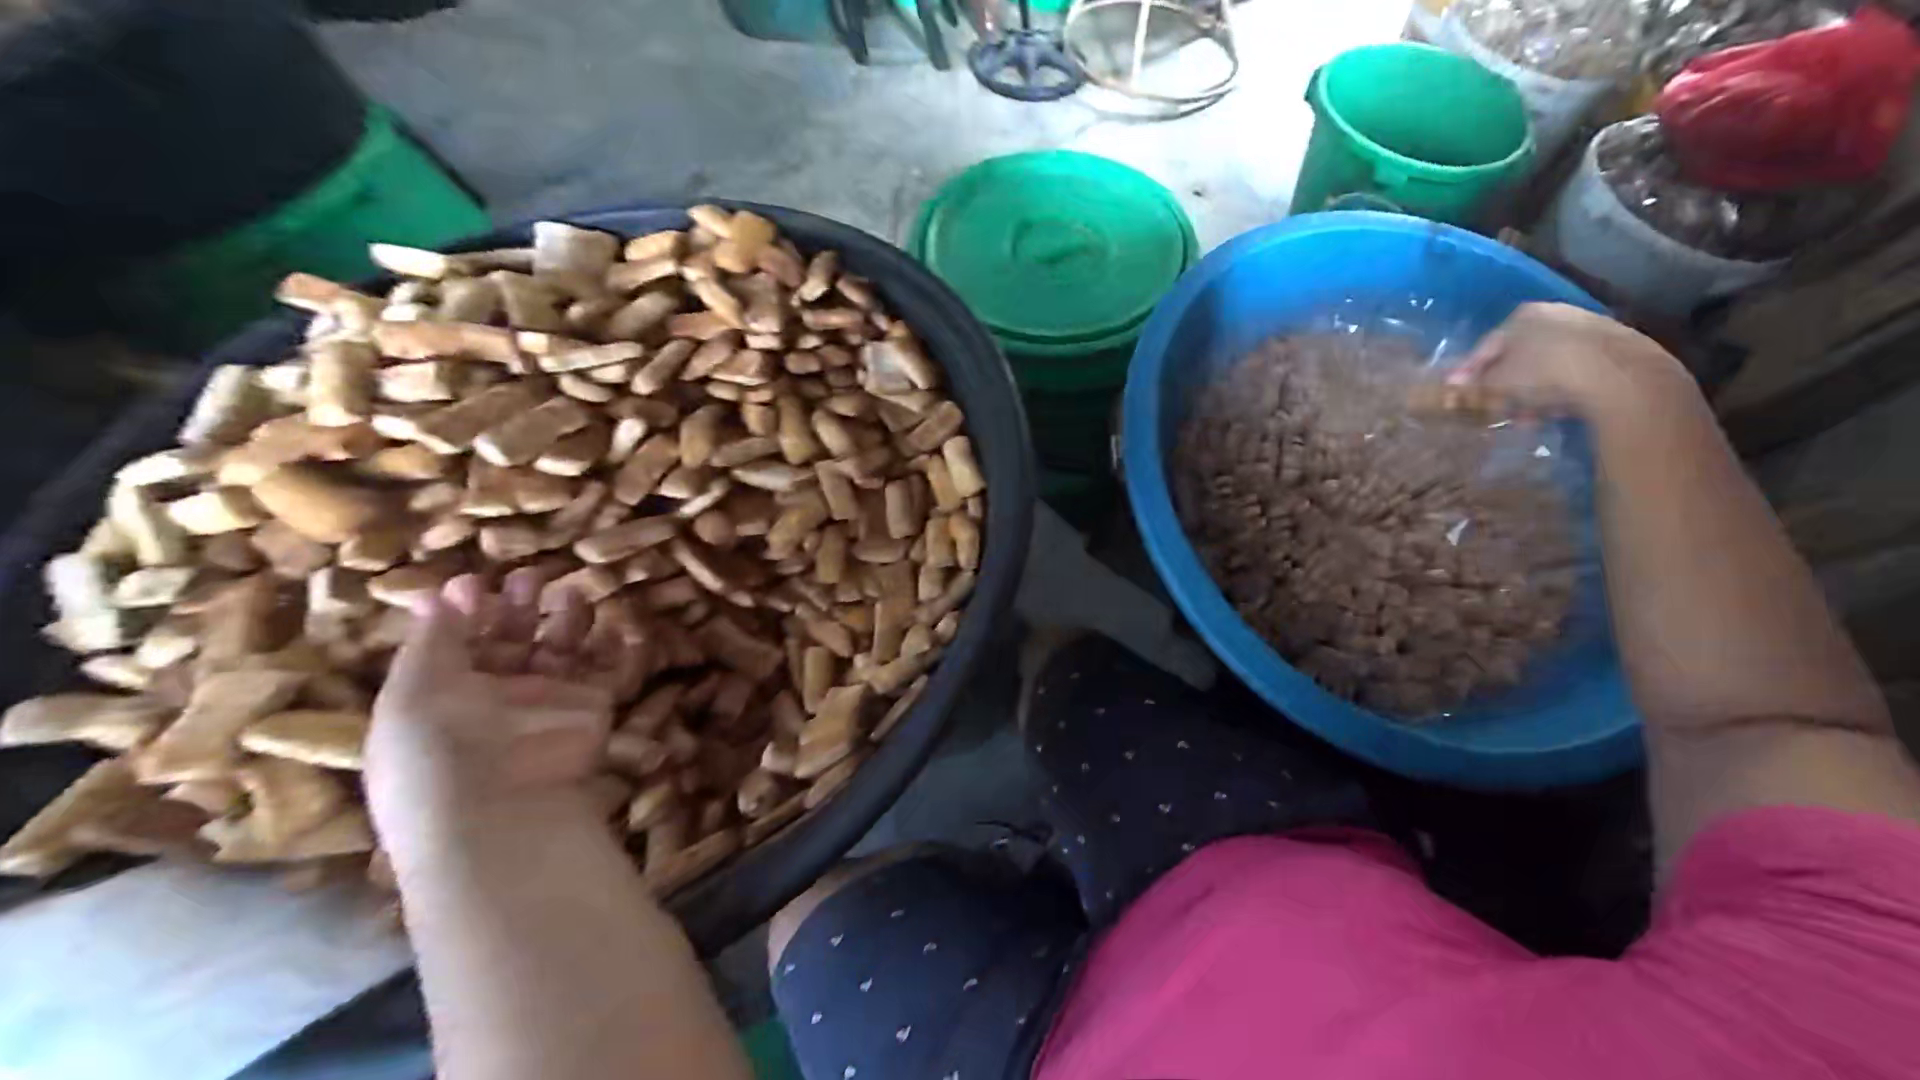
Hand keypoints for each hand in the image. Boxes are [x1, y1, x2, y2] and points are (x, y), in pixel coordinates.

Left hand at [365, 569, 623, 860]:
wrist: (504, 808)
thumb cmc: (438, 747)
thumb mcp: (413, 689)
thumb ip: (432, 638)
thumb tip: (435, 592)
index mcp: (445, 695)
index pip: (460, 643)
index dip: (467, 612)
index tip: (476, 581)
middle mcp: (498, 698)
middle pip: (514, 641)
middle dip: (520, 607)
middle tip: (531, 576)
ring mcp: (548, 703)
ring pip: (563, 650)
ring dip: (568, 620)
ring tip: (575, 594)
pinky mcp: (593, 710)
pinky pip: (608, 671)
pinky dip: (614, 649)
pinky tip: (613, 627)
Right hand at [1447, 303, 1693, 420]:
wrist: (1618, 376)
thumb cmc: (1543, 372)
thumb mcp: (1497, 382)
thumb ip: (1472, 383)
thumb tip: (1451, 385)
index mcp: (1525, 315)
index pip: (1487, 345)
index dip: (1470, 372)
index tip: (1461, 394)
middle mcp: (1558, 314)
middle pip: (1520, 355)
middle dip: (1505, 386)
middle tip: (1496, 410)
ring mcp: (1592, 328)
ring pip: (1548, 365)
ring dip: (1532, 393)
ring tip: (1526, 418)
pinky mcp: (1618, 348)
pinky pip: (1576, 371)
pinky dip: (1561, 390)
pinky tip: (1555, 411)